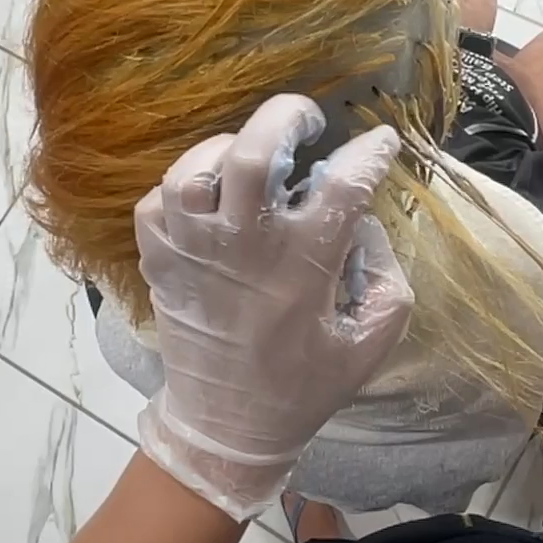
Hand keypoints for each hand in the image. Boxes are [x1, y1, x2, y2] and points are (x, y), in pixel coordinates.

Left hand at [135, 94, 413, 519]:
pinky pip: (157, 202)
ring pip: (194, 168)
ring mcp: (192, 250)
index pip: (344, 182)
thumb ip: (385, 276)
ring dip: (226, 149)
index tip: (379, 144)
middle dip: (285, 116)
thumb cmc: (302, 387)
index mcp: (302, 262)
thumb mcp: (369, 341)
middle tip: (305, 121)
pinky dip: (180, 188)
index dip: (369, 152)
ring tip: (248, 160)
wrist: (227, 426)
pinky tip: (205, 200)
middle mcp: (243, 244)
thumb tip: (363, 223)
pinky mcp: (158, 261)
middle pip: (254, 150)